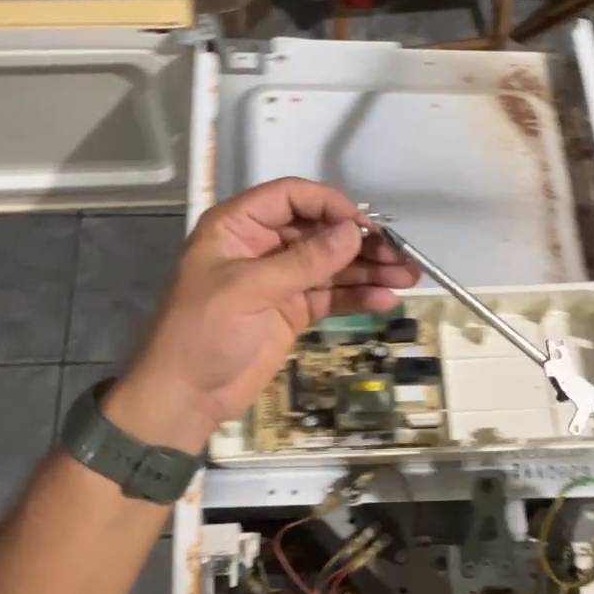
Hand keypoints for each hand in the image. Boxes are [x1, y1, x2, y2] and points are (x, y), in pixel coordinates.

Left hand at [102, 178, 418, 451]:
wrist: (185, 396)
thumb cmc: (202, 332)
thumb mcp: (249, 290)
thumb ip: (303, 261)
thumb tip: (351, 233)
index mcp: (238, 226)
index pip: (291, 197)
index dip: (329, 205)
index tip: (363, 225)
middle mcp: (262, 246)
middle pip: (319, 231)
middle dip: (360, 242)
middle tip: (399, 256)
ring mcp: (280, 280)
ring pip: (331, 264)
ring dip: (368, 270)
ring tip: (407, 278)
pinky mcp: (293, 310)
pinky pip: (331, 295)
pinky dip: (358, 297)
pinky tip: (386, 300)